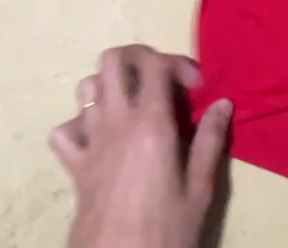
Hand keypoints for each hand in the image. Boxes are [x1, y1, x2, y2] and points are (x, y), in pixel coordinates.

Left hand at [50, 45, 232, 247]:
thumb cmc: (164, 233)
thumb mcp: (199, 190)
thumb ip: (211, 141)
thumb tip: (222, 103)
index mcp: (151, 123)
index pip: (156, 63)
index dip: (178, 63)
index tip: (195, 88)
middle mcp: (117, 121)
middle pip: (112, 59)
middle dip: (137, 58)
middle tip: (159, 80)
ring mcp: (90, 141)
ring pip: (86, 87)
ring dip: (108, 86)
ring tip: (132, 104)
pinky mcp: (74, 165)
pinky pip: (65, 130)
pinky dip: (79, 125)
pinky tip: (100, 138)